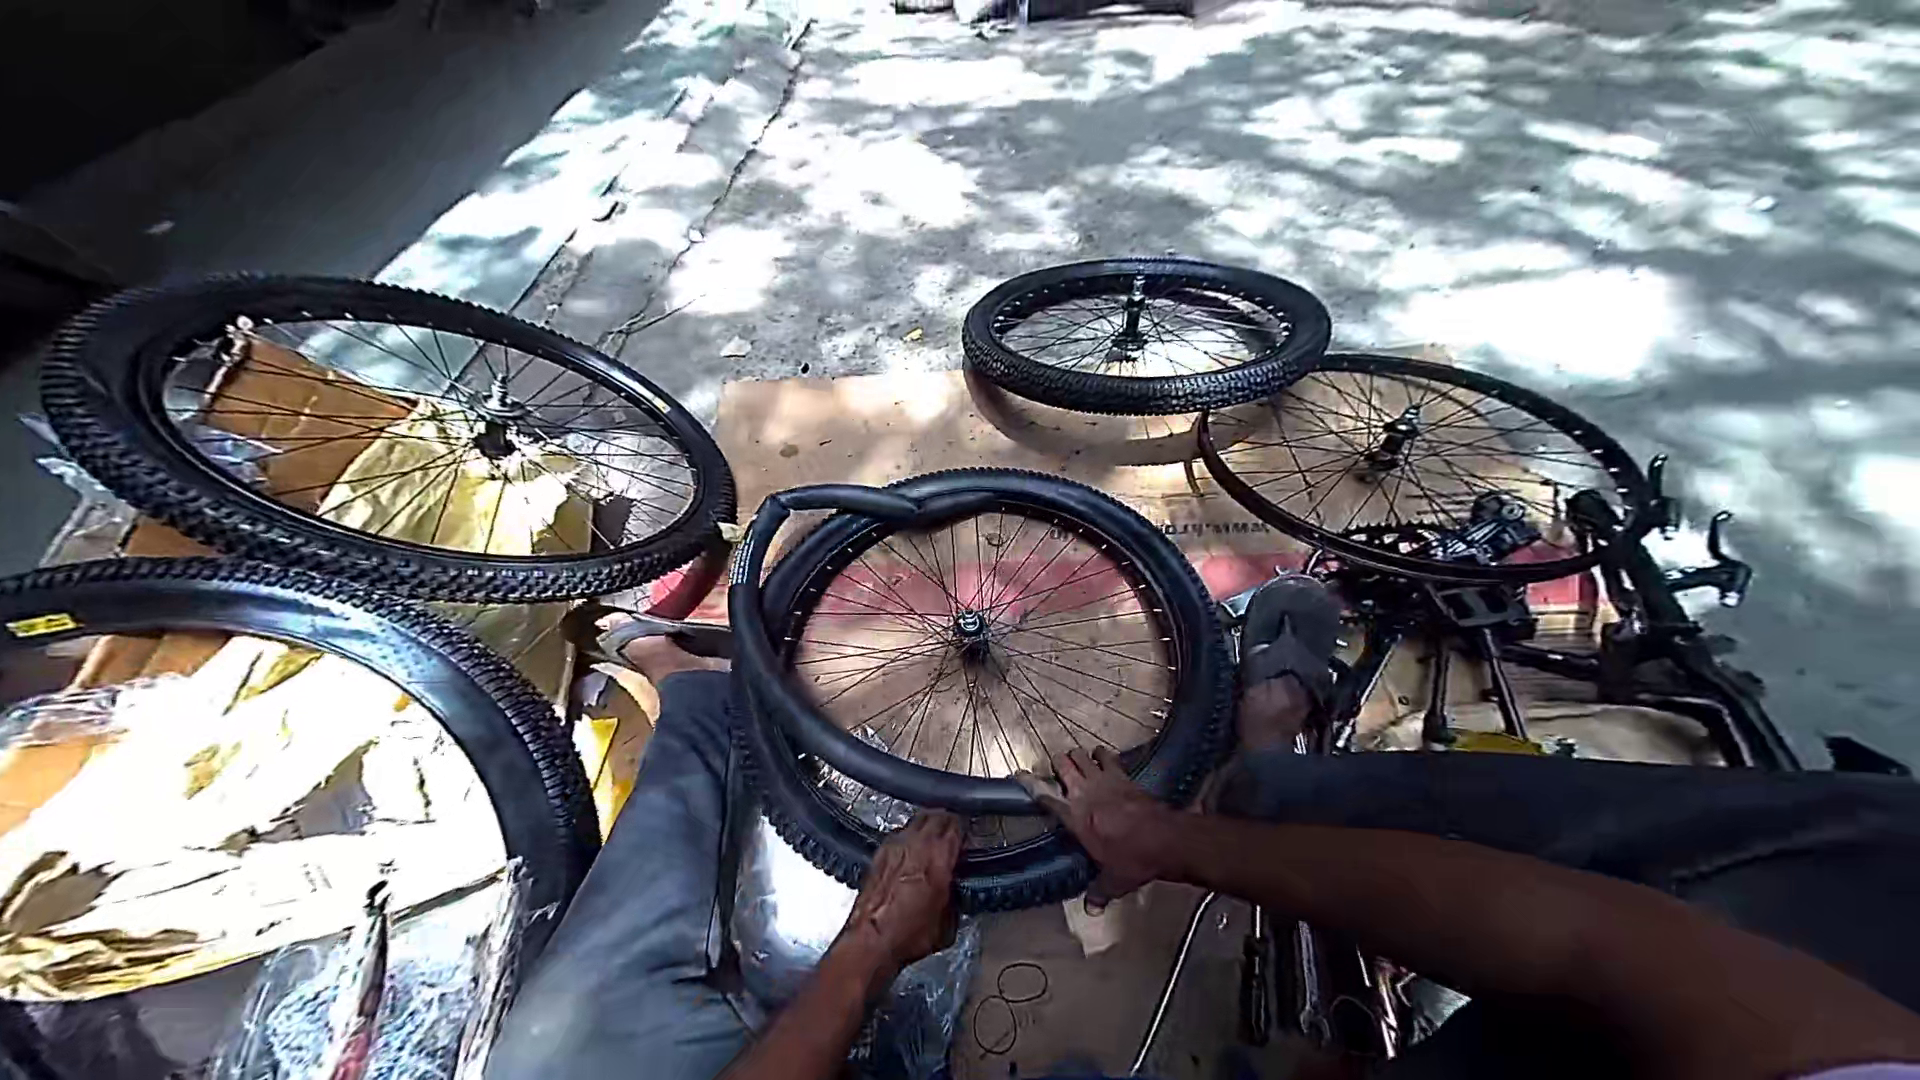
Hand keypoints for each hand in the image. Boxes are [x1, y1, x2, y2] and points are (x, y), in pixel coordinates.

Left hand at [836, 811, 962, 976]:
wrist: (872, 941)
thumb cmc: (908, 935)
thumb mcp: (947, 922)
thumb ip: (954, 896)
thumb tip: (954, 892)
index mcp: (939, 856)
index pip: (956, 825)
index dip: (964, 828)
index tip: (966, 834)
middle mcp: (918, 844)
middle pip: (936, 815)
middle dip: (946, 820)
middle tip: (952, 829)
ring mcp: (896, 844)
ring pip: (917, 820)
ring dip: (927, 825)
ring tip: (931, 836)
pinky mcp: (880, 852)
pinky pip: (899, 833)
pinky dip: (908, 837)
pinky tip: (909, 850)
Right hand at [1015, 747, 1183, 912]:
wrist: (1164, 839)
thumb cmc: (1134, 859)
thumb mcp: (1113, 880)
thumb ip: (1099, 891)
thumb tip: (1091, 909)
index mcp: (1074, 817)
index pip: (1044, 796)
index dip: (1029, 783)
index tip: (1020, 776)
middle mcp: (1083, 793)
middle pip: (1061, 764)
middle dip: (1057, 764)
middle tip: (1058, 772)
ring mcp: (1103, 780)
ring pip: (1080, 754)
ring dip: (1077, 757)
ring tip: (1077, 763)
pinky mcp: (1121, 775)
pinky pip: (1106, 756)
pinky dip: (1101, 754)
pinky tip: (1101, 758)